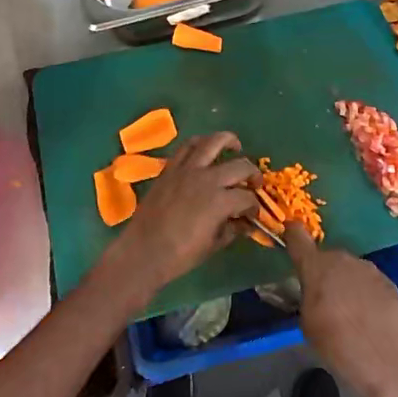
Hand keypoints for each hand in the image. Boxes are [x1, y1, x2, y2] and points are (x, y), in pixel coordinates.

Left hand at [97, 132, 257, 297]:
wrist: (143, 251)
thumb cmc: (180, 255)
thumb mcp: (213, 245)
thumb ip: (232, 229)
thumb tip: (245, 223)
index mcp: (220, 201)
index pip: (247, 198)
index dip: (254, 207)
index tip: (253, 214)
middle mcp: (207, 179)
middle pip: (240, 166)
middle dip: (252, 175)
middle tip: (253, 183)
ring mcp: (187, 170)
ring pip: (213, 142)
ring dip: (229, 141)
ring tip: (236, 147)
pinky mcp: (170, 169)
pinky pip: (187, 147)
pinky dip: (200, 143)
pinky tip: (206, 149)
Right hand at [284, 225, 397, 396]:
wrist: (385, 357)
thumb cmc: (336, 343)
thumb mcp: (307, 323)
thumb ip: (307, 297)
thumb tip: (314, 292)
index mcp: (316, 266)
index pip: (298, 239)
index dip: (292, 234)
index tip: (290, 231)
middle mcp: (342, 259)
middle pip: (328, 258)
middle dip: (324, 272)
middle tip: (323, 297)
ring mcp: (368, 268)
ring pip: (350, 269)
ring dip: (346, 282)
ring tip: (348, 311)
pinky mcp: (389, 282)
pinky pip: (369, 281)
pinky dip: (365, 293)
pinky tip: (368, 316)